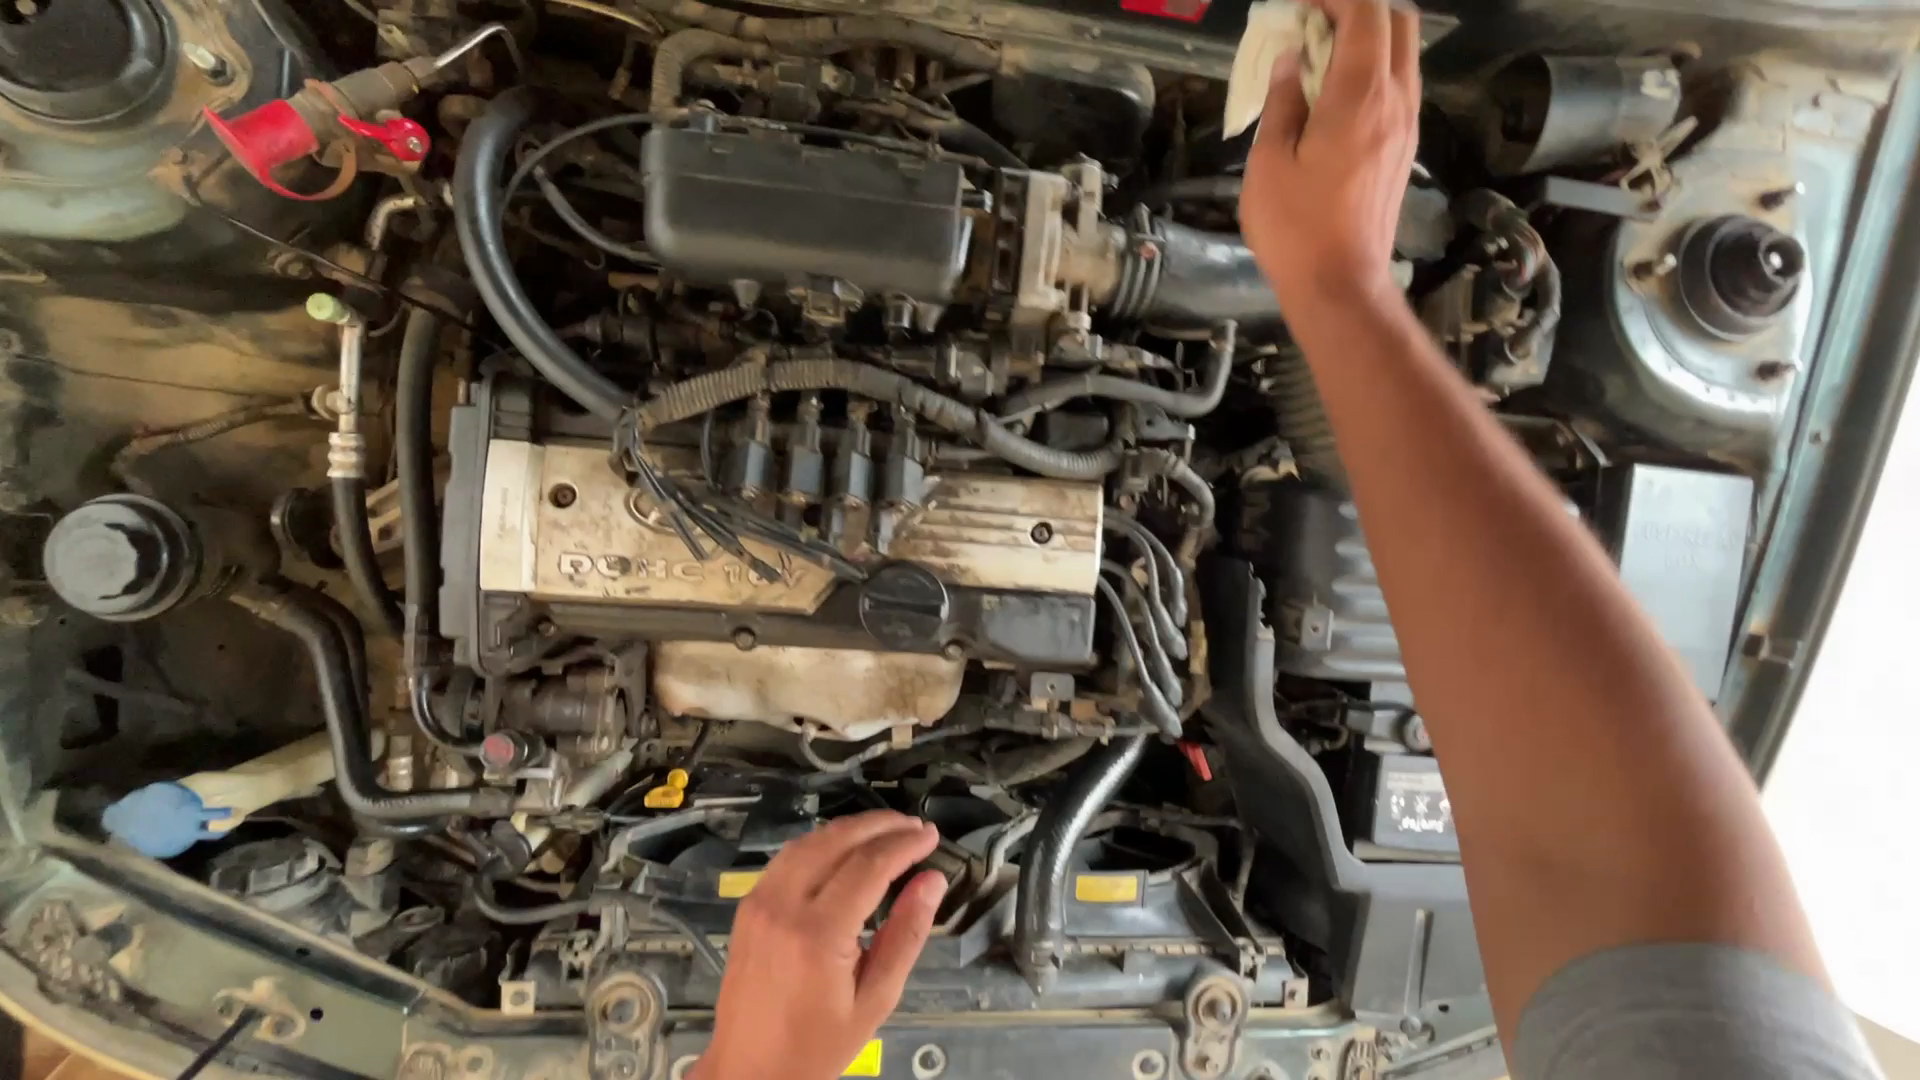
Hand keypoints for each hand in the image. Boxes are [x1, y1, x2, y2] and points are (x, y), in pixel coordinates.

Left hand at [691, 811, 946, 1079]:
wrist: (749, 1073)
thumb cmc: (817, 1045)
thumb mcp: (876, 999)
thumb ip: (907, 933)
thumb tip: (933, 881)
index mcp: (818, 935)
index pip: (869, 866)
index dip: (904, 844)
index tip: (930, 835)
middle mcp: (784, 906)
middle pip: (839, 841)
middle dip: (882, 826)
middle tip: (915, 827)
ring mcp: (760, 900)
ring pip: (812, 840)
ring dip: (853, 828)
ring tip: (888, 830)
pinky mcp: (749, 903)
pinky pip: (790, 855)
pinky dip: (824, 841)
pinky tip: (847, 846)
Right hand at [1239, 0, 1421, 311]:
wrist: (1339, 282)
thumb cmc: (1295, 228)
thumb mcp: (1269, 165)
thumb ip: (1283, 103)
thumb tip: (1293, 59)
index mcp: (1360, 95)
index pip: (1366, 11)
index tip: (1301, 6)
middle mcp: (1396, 100)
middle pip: (1398, 22)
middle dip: (1359, 9)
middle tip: (1313, 26)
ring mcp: (1407, 125)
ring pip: (1403, 54)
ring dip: (1367, 41)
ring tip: (1321, 62)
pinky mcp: (1404, 150)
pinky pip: (1398, 88)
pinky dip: (1373, 73)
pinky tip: (1336, 100)